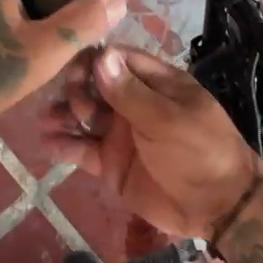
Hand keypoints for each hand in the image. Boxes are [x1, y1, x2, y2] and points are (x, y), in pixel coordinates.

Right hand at [46, 47, 262, 237]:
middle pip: (95, 84)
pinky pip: (82, 150)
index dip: (93, 61)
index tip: (73, 70)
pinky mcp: (112, 164)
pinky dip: (64, 145)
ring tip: (45, 120)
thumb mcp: (168, 119)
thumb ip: (130, 92)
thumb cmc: (200, 152)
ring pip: (84, 116)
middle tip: (74, 106)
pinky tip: (45, 142)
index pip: (117, 59)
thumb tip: (100, 55)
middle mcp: (134, 103)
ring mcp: (121, 134)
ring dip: (63, 114)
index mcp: (156, 84)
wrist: (217, 207)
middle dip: (76, 89)